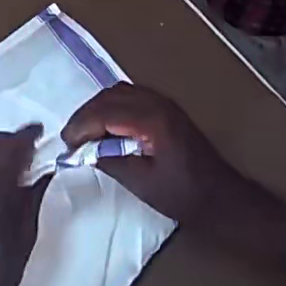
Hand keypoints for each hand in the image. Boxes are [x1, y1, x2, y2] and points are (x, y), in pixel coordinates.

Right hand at [61, 84, 251, 228]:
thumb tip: (84, 151)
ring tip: (84, 133)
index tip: (66, 144)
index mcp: (152, 119)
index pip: (106, 111)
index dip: (82, 125)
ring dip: (98, 107)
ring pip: (121, 92)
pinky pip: (132, 96)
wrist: (219, 194)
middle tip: (71, 139)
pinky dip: (113, 106)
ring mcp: (163, 102)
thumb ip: (111, 161)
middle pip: (111, 96)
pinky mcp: (166, 108)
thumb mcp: (141, 182)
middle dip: (86, 114)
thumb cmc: (181, 193)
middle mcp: (157, 102)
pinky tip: (106, 126)